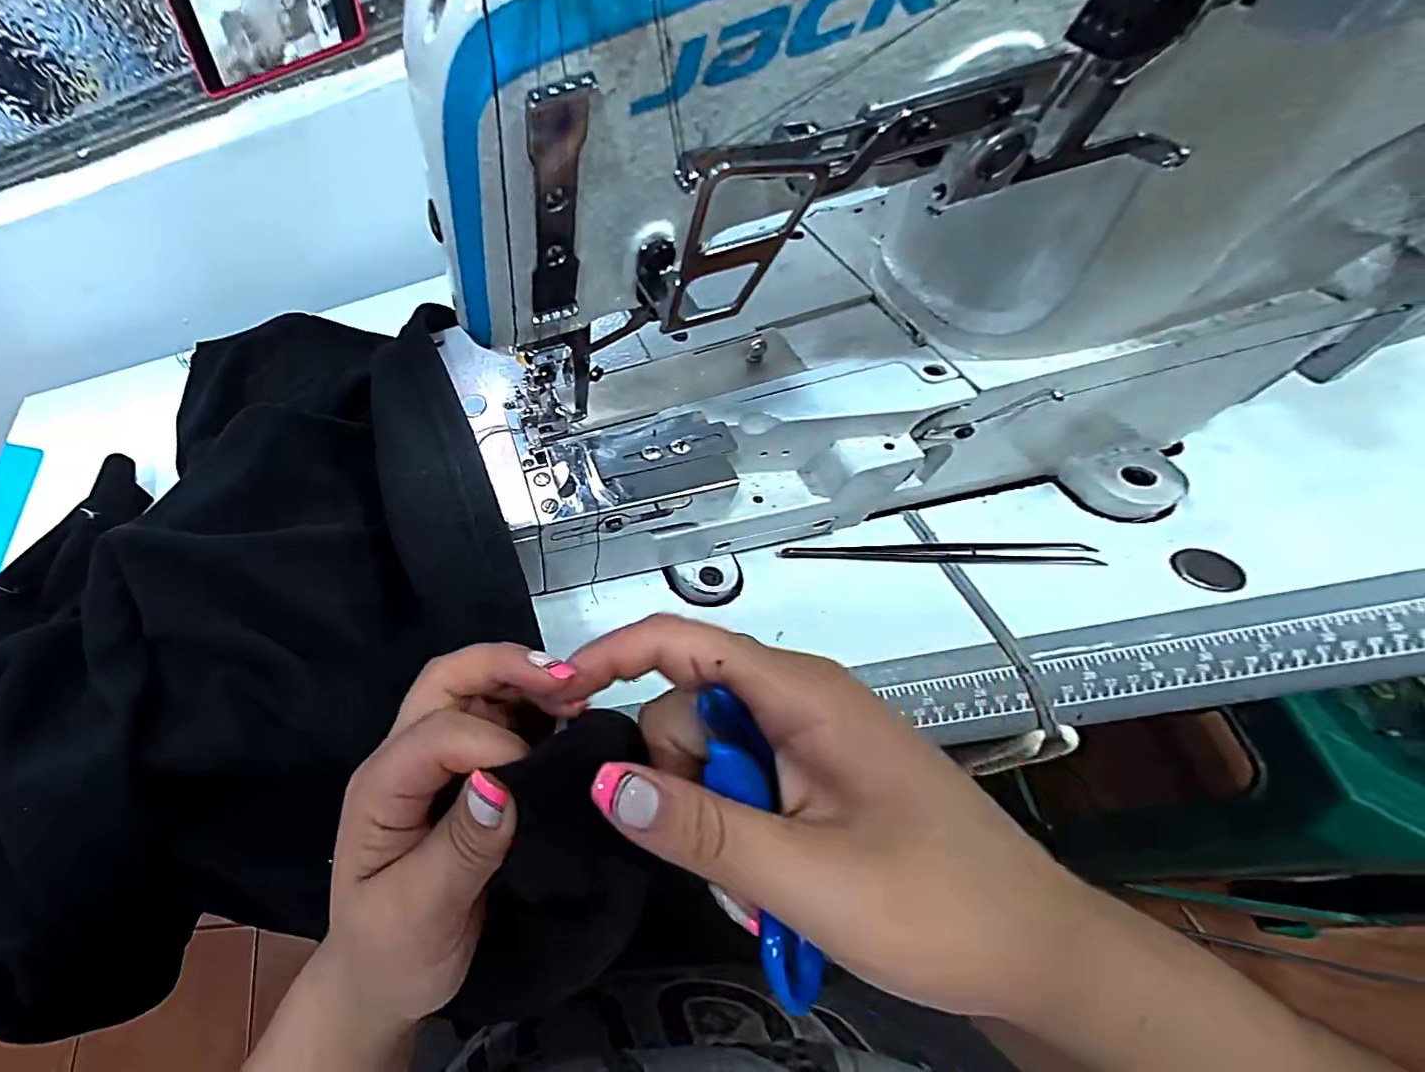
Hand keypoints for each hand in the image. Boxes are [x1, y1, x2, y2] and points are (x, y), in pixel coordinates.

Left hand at [247, 644, 580, 1069]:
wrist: (382, 976)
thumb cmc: (392, 950)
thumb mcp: (419, 913)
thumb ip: (461, 848)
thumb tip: (501, 784)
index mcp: (381, 786)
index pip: (436, 734)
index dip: (492, 744)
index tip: (538, 777)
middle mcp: (401, 756)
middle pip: (445, 681)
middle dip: (501, 667)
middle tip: (564, 679)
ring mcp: (430, 759)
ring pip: (471, 690)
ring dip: (520, 680)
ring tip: (572, 694)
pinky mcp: (459, 770)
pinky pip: (494, 719)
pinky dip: (530, 708)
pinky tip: (563, 719)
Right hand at [558, 614, 1105, 1022]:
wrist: (1046, 964)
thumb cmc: (944, 909)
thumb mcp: (808, 877)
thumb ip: (698, 828)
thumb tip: (603, 783)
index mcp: (799, 692)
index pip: (677, 640)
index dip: (610, 655)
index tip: (558, 694)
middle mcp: (792, 699)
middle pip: (680, 707)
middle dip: (677, 778)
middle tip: (723, 854)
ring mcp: (798, 736)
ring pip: (699, 751)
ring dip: (704, 813)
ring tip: (758, 880)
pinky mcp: (802, 771)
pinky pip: (729, 778)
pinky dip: (727, 824)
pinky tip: (764, 873)